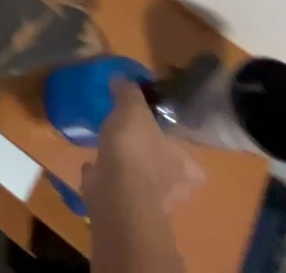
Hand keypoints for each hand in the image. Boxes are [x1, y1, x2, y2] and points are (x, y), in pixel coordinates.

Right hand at [82, 79, 199, 212]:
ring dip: (131, 173)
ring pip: (144, 185)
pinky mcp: (123, 208)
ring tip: (111, 155)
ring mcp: (148, 202)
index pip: (192, 164)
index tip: (164, 143)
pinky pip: (116, 189)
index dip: (180, 154)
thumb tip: (122, 77)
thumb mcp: (132, 111)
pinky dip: (106, 178)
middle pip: (169, 177)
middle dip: (155, 166)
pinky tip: (93, 167)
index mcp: (183, 166)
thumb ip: (129, 94)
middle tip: (136, 148)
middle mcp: (172, 188)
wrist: (116, 194)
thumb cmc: (134, 151)